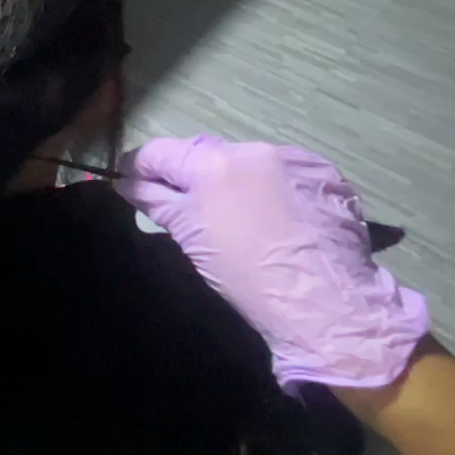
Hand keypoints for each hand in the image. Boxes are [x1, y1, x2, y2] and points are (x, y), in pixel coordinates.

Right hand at [116, 135, 429, 388]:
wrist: (329, 305)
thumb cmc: (245, 275)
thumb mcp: (189, 237)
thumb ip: (154, 202)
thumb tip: (125, 184)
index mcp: (210, 163)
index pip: (158, 151)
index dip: (138, 166)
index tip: (130, 182)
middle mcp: (251, 149)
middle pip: (201, 152)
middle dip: (187, 174)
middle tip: (184, 206)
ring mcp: (293, 158)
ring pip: (243, 160)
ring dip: (231, 179)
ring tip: (237, 215)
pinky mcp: (326, 174)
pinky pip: (283, 171)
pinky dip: (271, 187)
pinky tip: (276, 217)